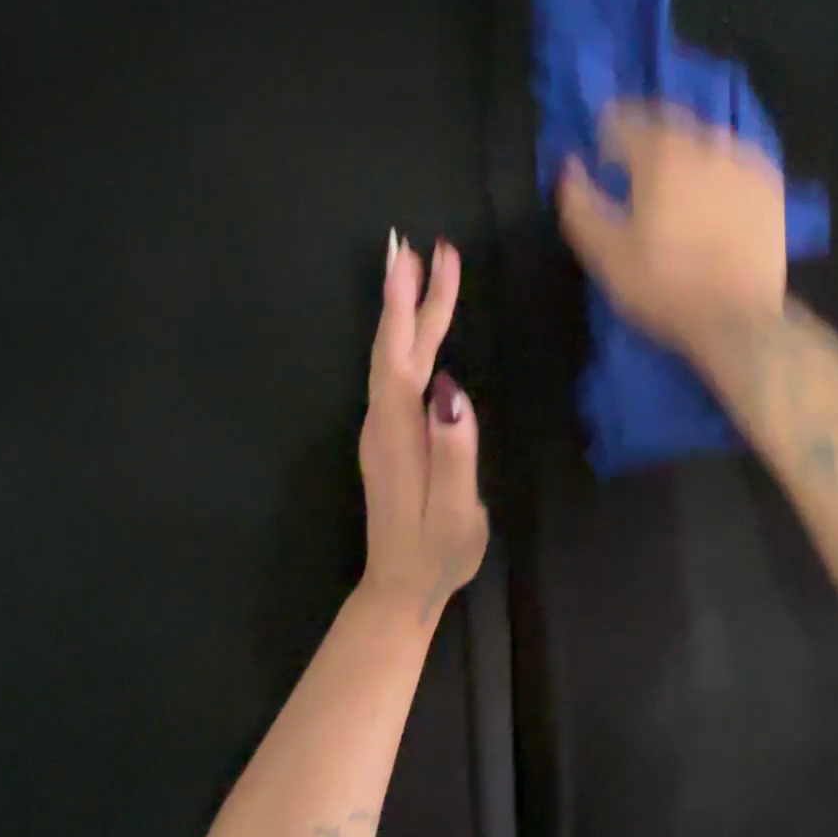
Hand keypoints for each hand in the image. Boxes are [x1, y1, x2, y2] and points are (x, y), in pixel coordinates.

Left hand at [356, 234, 487, 624]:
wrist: (400, 587)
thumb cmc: (436, 553)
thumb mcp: (456, 510)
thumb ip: (455, 451)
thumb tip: (452, 389)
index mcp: (398, 435)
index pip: (402, 358)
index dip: (413, 308)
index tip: (426, 261)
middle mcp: (382, 425)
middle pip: (391, 350)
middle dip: (406, 297)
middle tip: (421, 249)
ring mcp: (382, 433)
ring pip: (389, 361)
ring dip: (402, 315)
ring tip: (415, 272)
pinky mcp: (390, 441)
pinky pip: (394, 377)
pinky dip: (403, 344)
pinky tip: (415, 335)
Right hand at [557, 102, 788, 361]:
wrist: (737, 319)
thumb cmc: (664, 288)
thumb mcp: (606, 255)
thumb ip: (580, 204)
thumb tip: (570, 167)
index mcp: (660, 152)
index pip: (622, 120)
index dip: (605, 136)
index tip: (600, 157)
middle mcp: (705, 142)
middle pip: (667, 123)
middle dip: (647, 138)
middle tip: (636, 169)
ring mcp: (744, 161)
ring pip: (705, 140)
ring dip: (684, 153)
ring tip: (676, 186)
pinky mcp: (770, 186)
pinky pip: (736, 163)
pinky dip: (718, 171)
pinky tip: (712, 199)